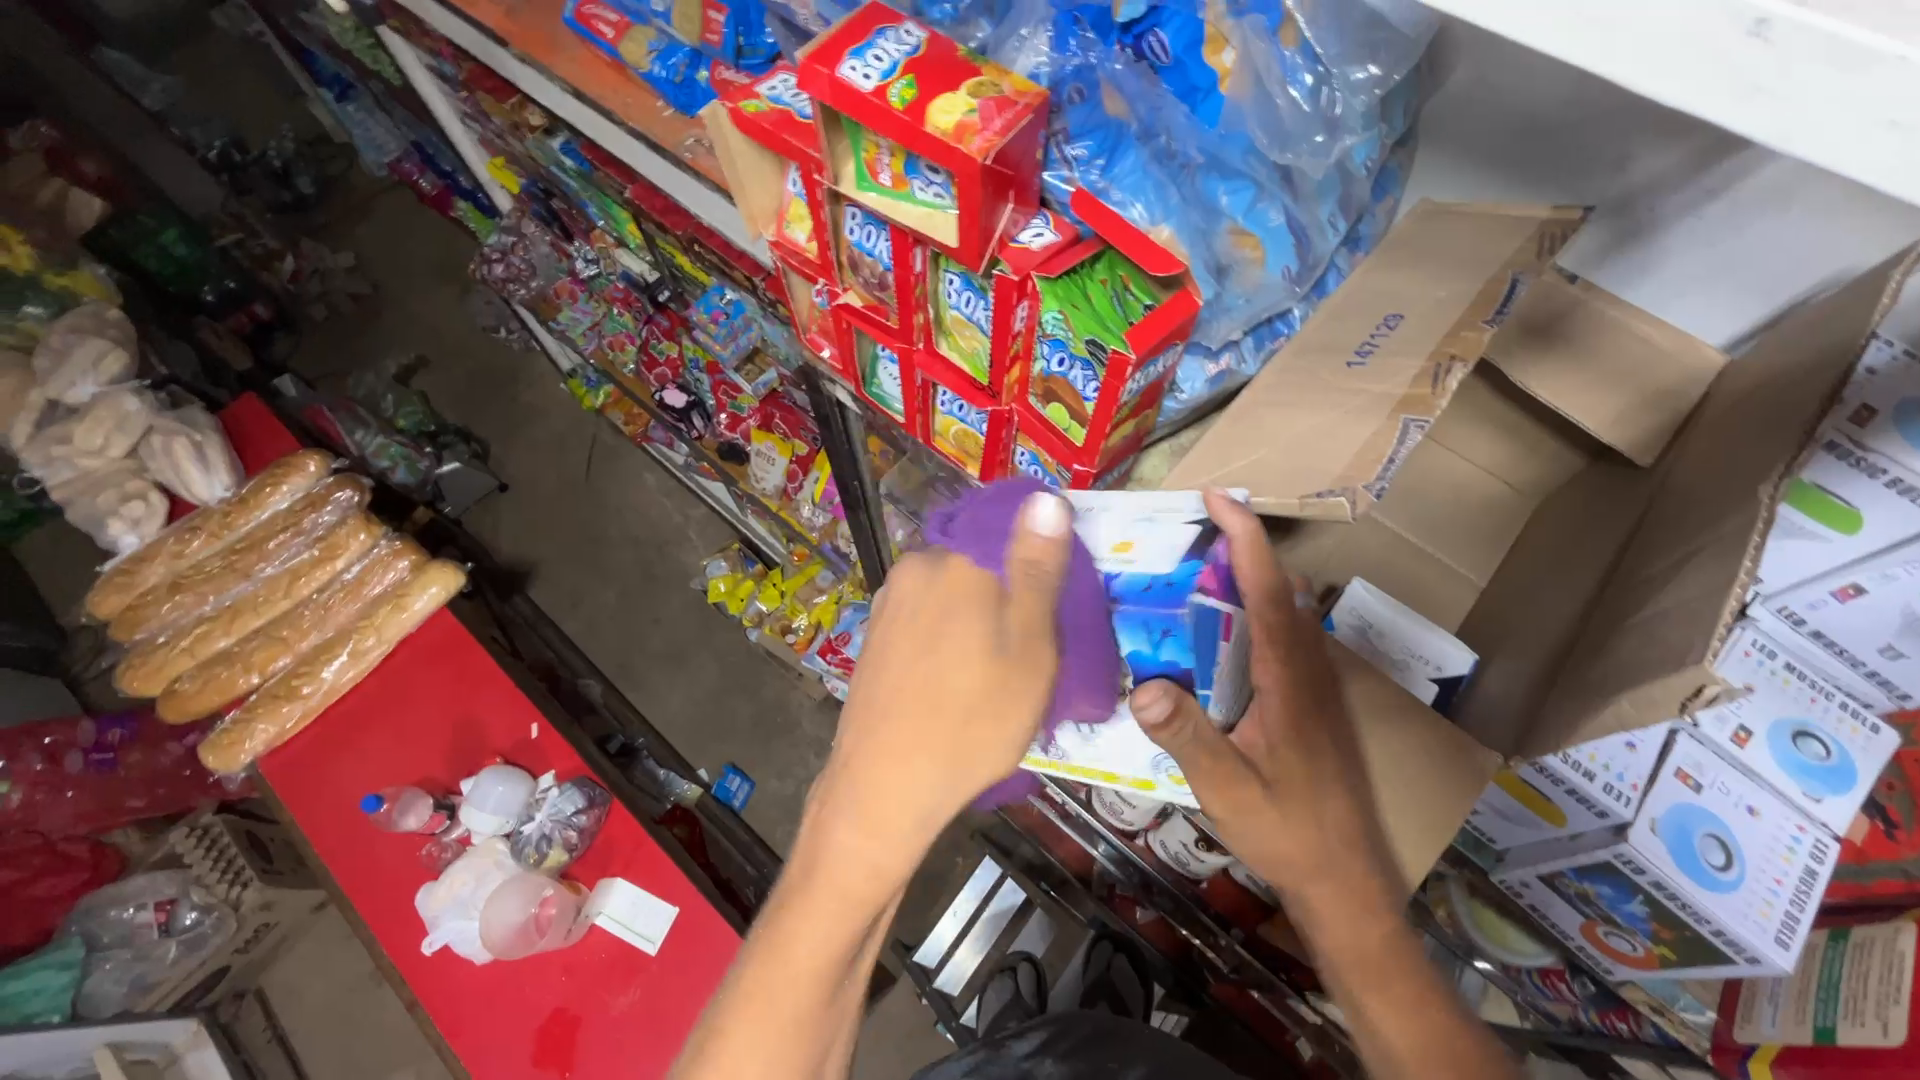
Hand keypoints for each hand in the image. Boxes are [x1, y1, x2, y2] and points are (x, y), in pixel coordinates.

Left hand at [804, 491, 1072, 876]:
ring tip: (996, 672)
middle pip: (979, 560)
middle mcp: (917, 567)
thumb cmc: (972, 720)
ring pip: (952, 592)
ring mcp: (890, 601)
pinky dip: (948, 636)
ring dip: (977, 617)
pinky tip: (956, 680)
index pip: (1011, 527)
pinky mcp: (875, 634)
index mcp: (959, 561)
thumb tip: (1045, 499)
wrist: (884, 786)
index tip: (1057, 602)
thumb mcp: (1030, 648)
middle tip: (1033, 648)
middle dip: (1008, 591)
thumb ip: (1037, 569)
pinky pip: (926, 618)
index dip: (1040, 558)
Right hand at [1128, 490, 1397, 907]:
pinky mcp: (1313, 706)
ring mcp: (1316, 688)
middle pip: (1280, 590)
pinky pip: (1284, 640)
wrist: (1344, 879)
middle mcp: (1309, 670)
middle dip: (1240, 550)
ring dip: (1248, 583)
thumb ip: (1187, 736)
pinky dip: (1253, 616)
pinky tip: (1217, 643)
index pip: (1268, 590)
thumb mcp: (1226, 789)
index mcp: (1288, 679)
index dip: (1245, 537)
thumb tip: (1143, 685)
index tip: (1217, 498)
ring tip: (1193, 580)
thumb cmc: (1287, 830)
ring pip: (1286, 613)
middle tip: (1186, 539)